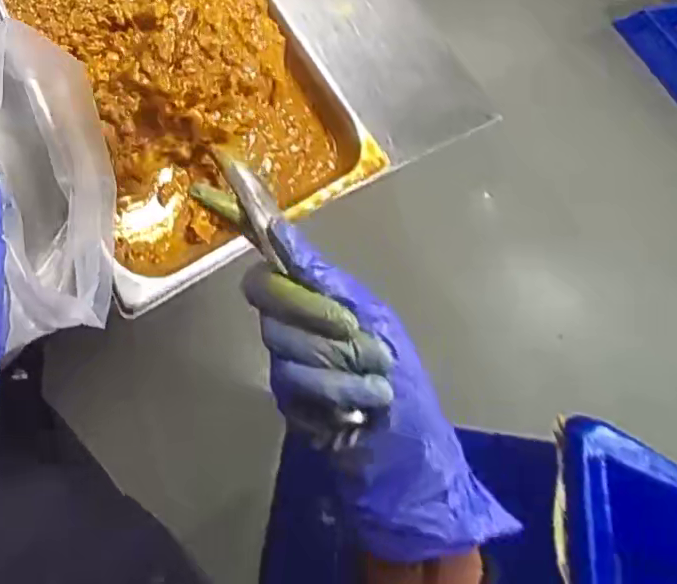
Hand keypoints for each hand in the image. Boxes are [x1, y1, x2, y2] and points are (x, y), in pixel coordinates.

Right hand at [245, 222, 520, 563]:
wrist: (412, 449)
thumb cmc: (399, 372)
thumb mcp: (372, 314)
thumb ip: (321, 275)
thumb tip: (277, 227)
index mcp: (305, 300)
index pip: (263, 279)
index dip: (285, 287)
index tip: (336, 308)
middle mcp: (285, 329)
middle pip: (273, 311)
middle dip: (328, 327)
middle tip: (370, 344)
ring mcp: (282, 366)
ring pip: (287, 352)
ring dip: (343, 369)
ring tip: (377, 384)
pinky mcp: (287, 404)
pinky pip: (299, 389)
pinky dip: (342, 397)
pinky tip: (364, 408)